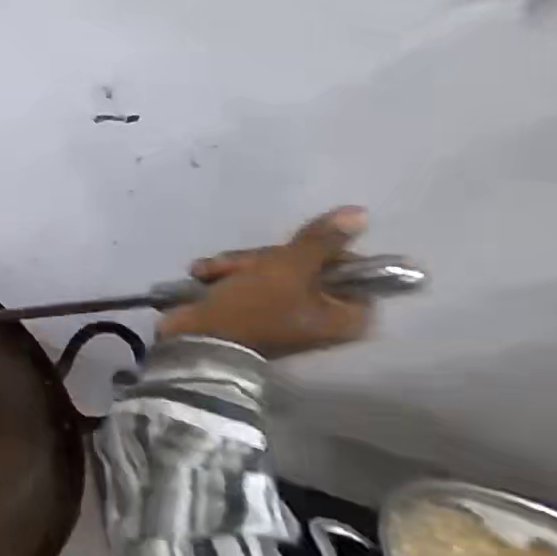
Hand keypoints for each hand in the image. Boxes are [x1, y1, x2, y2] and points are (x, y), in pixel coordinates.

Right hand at [157, 207, 372, 358]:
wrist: (196, 342)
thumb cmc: (251, 309)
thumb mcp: (287, 268)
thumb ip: (321, 241)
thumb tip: (360, 213)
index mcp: (346, 316)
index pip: (346, 266)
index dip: (315, 252)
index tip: (287, 252)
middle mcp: (320, 317)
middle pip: (303, 266)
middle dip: (260, 260)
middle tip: (237, 266)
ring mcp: (285, 315)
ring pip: (268, 270)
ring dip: (235, 265)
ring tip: (209, 273)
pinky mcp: (252, 313)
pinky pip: (247, 282)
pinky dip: (224, 275)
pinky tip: (203, 276)